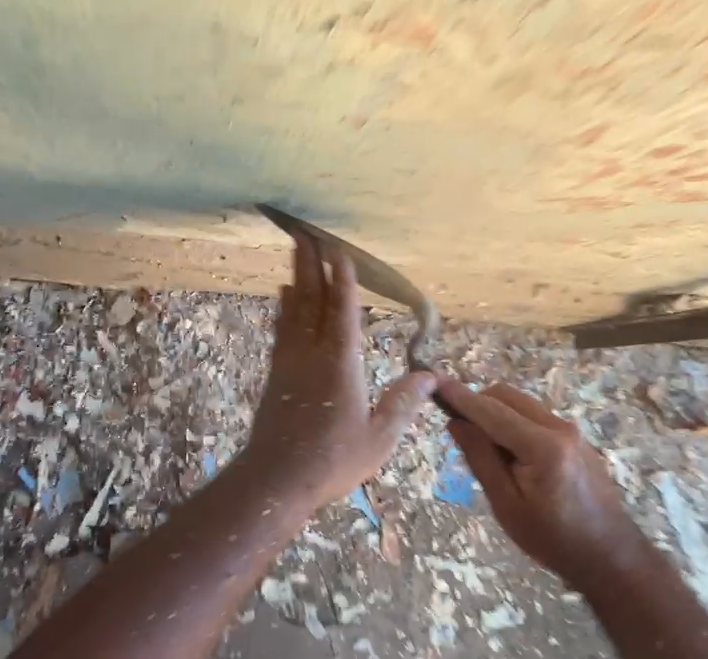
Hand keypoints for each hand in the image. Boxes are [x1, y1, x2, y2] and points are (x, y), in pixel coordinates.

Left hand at [234, 233, 435, 510]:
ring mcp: (291, 359)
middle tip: (306, 230)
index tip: (340, 250)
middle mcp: (314, 351)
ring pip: (294, 306)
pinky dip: (283, 305)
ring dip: (297, 275)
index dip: (343, 279)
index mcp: (342, 363)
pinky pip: (281, 327)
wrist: (277, 478)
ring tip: (296, 248)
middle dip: (312, 262)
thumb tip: (431, 376)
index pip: (343, 311)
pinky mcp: (277, 370)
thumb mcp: (379, 436)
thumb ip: (404, 403)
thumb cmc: (334, 459)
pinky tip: (282, 293)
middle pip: (313, 297)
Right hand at [439, 379, 644, 585]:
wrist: (612, 558)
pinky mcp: (575, 438)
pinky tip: (510, 455)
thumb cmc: (554, 540)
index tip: (435, 381)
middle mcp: (559, 427)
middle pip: (506, 396)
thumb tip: (456, 422)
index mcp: (542, 446)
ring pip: (520, 403)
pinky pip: (534, 416)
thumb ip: (481, 459)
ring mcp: (571, 430)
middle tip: (459, 430)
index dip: (461, 396)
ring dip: (496, 413)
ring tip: (486, 450)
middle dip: (478, 403)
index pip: (491, 410)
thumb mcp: (507, 506)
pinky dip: (513, 422)